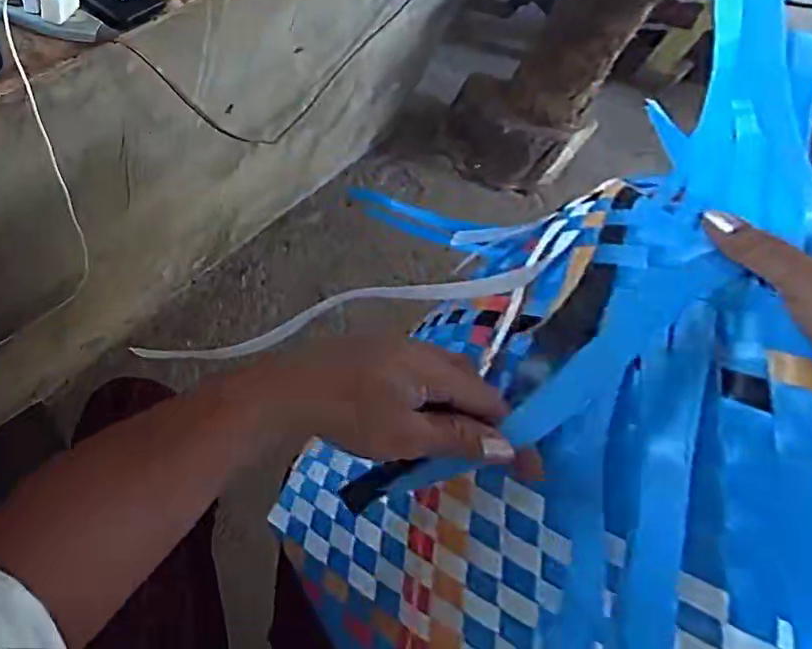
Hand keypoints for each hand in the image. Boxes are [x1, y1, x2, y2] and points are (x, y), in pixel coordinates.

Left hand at [234, 335, 539, 473]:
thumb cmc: (348, 414)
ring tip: (449, 436)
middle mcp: (410, 345)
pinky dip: (424, 392)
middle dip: (482, 412)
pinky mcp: (363, 349)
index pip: (488, 396)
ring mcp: (384, 343)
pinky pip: (410, 368)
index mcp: (427, 363)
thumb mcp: (407, 436)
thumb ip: (458, 439)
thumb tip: (508, 447)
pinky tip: (412, 413)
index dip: (511, 432)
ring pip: (436, 371)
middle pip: (464, 377)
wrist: (285, 388)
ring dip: (451, 401)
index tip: (526, 467)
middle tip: (485, 450)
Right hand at [704, 209, 811, 432]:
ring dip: (780, 307)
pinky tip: (770, 337)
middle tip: (712, 272)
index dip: (765, 229)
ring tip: (729, 305)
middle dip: (766, 272)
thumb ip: (760, 251)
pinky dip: (802, 334)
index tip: (716, 237)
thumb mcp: (811, 286)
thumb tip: (711, 214)